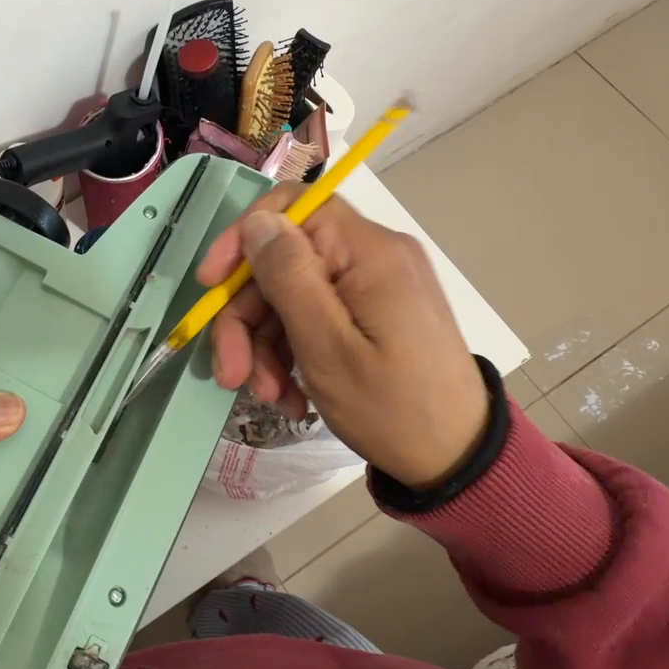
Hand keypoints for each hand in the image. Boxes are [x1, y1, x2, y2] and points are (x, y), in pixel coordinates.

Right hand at [196, 185, 490, 489]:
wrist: (457, 461)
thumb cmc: (393, 408)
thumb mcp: (327, 348)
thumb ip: (288, 277)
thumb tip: (256, 222)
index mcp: (368, 252)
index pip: (293, 207)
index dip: (243, 237)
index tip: (210, 283)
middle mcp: (372, 256)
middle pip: (284, 261)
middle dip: (247, 317)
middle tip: (231, 373)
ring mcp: (374, 285)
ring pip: (292, 294)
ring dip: (266, 344)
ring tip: (268, 395)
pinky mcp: (373, 312)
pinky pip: (316, 315)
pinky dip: (293, 352)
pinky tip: (290, 395)